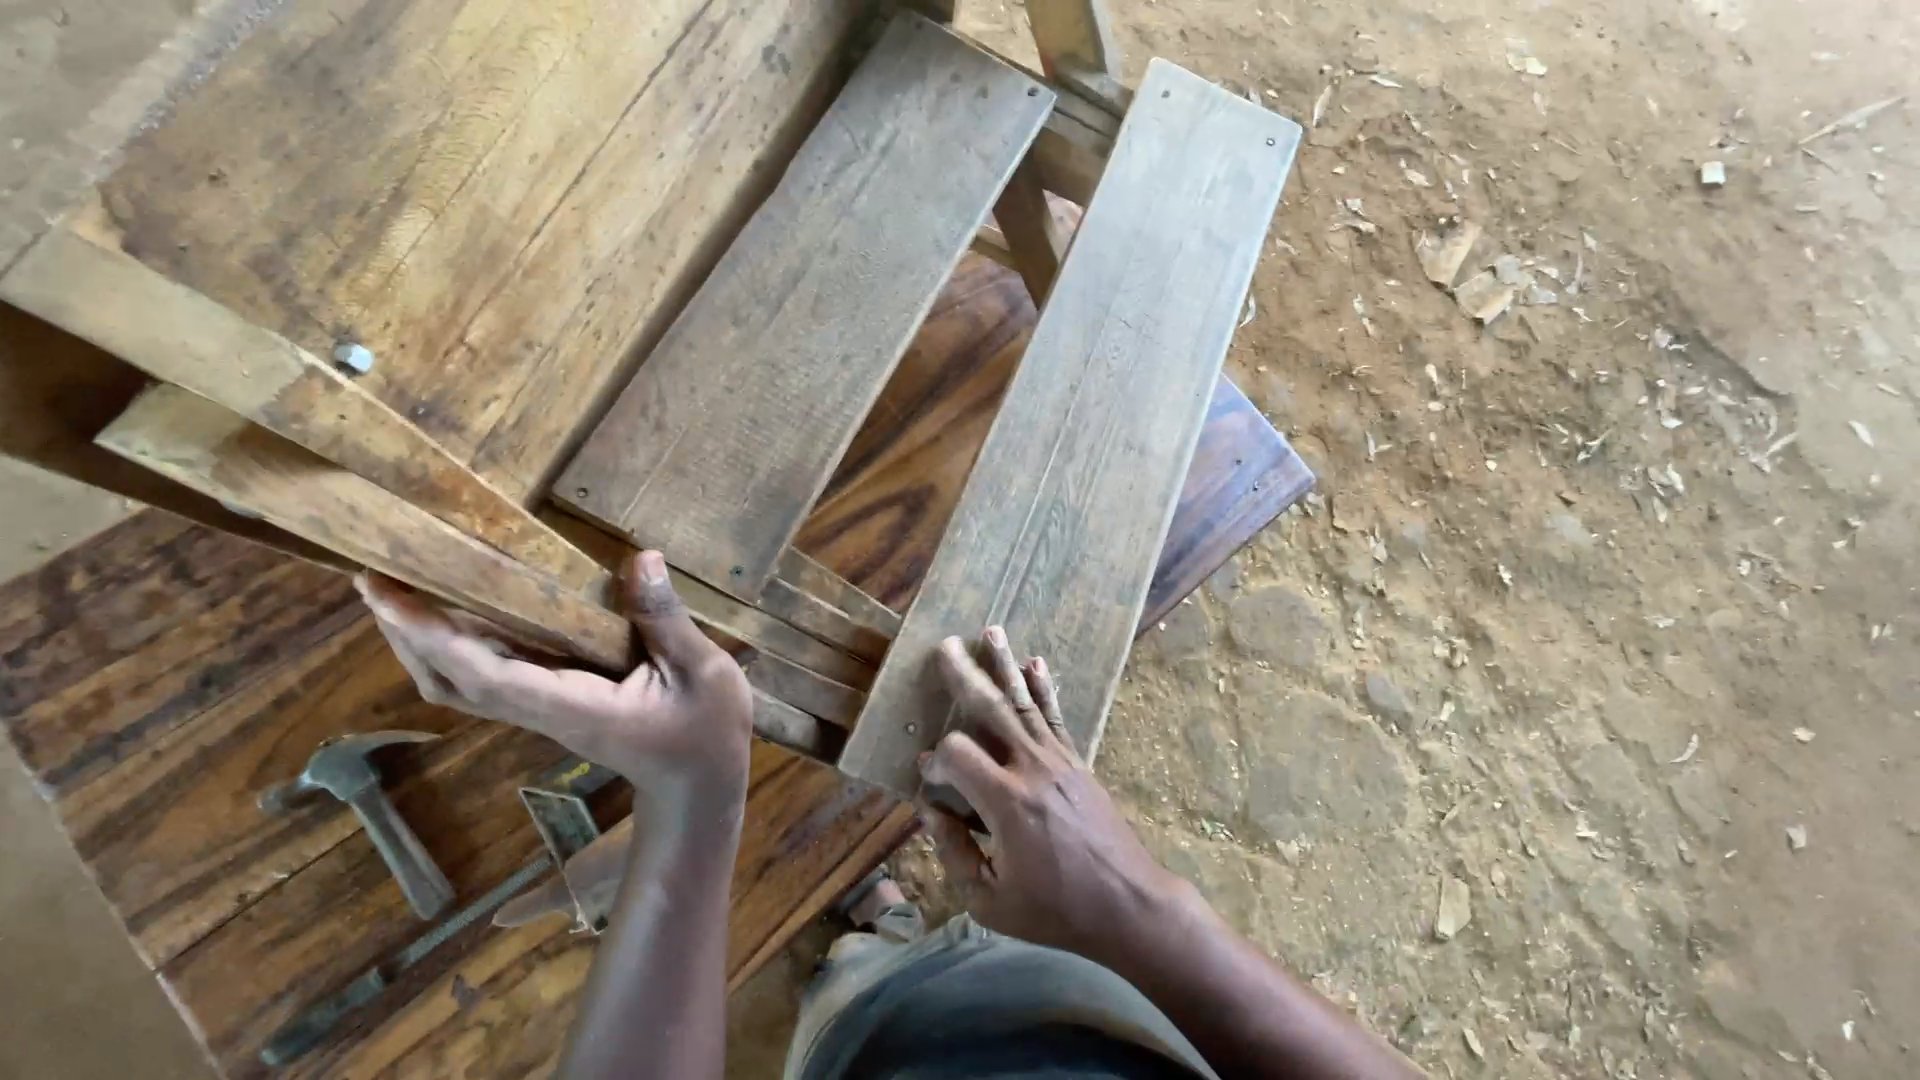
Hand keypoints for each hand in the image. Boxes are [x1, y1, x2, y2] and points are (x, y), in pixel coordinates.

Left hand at [356, 550, 754, 815]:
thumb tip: (641, 559)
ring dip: (422, 640)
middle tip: (377, 574)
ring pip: (460, 683)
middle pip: (451, 681)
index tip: (389, 594)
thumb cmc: (705, 732)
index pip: (484, 672)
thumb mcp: (703, 672)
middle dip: (407, 633)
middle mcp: (542, 709)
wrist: (697, 785)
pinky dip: (458, 644)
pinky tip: (462, 610)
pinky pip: (486, 676)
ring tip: (402, 587)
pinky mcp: (552, 704)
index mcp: (571, 705)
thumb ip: (667, 619)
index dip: (432, 634)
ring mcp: (543, 710)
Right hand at [918, 627, 1188, 963]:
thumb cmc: (1055, 909)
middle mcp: (1032, 768)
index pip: (955, 755)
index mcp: (1006, 802)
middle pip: (990, 708)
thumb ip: (953, 852)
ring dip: (1005, 665)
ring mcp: (1059, 760)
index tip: (929, 784)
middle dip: (964, 675)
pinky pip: (1057, 716)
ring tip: (992, 631)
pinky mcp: (1078, 761)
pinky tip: (1036, 662)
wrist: (1128, 904)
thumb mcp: (989, 900)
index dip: (933, 763)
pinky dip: (1044, 688)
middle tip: (944, 644)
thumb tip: (929, 810)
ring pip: (1025, 702)